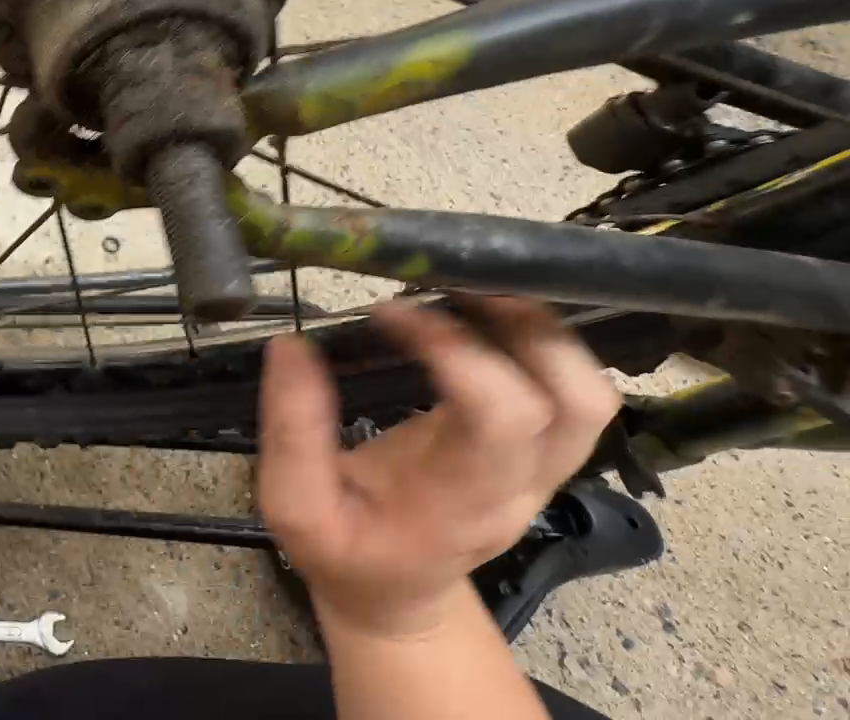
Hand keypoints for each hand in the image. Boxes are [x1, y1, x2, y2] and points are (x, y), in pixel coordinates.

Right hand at [257, 297, 622, 640]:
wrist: (392, 596)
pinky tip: (475, 319)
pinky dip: (531, 344)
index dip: (454, 349)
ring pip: (588, 392)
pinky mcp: (535, 453)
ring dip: (537, 330)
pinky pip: (563, 391)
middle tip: (449, 283)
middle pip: (577, 399)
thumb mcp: (292, 504)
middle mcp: (520, 483)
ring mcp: (539, 469)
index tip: (388, 313)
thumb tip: (291, 345)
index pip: (502, 415)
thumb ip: (291, 429)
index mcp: (460, 500)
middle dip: (523, 326)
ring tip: (465, 291)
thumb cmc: (342, 553)